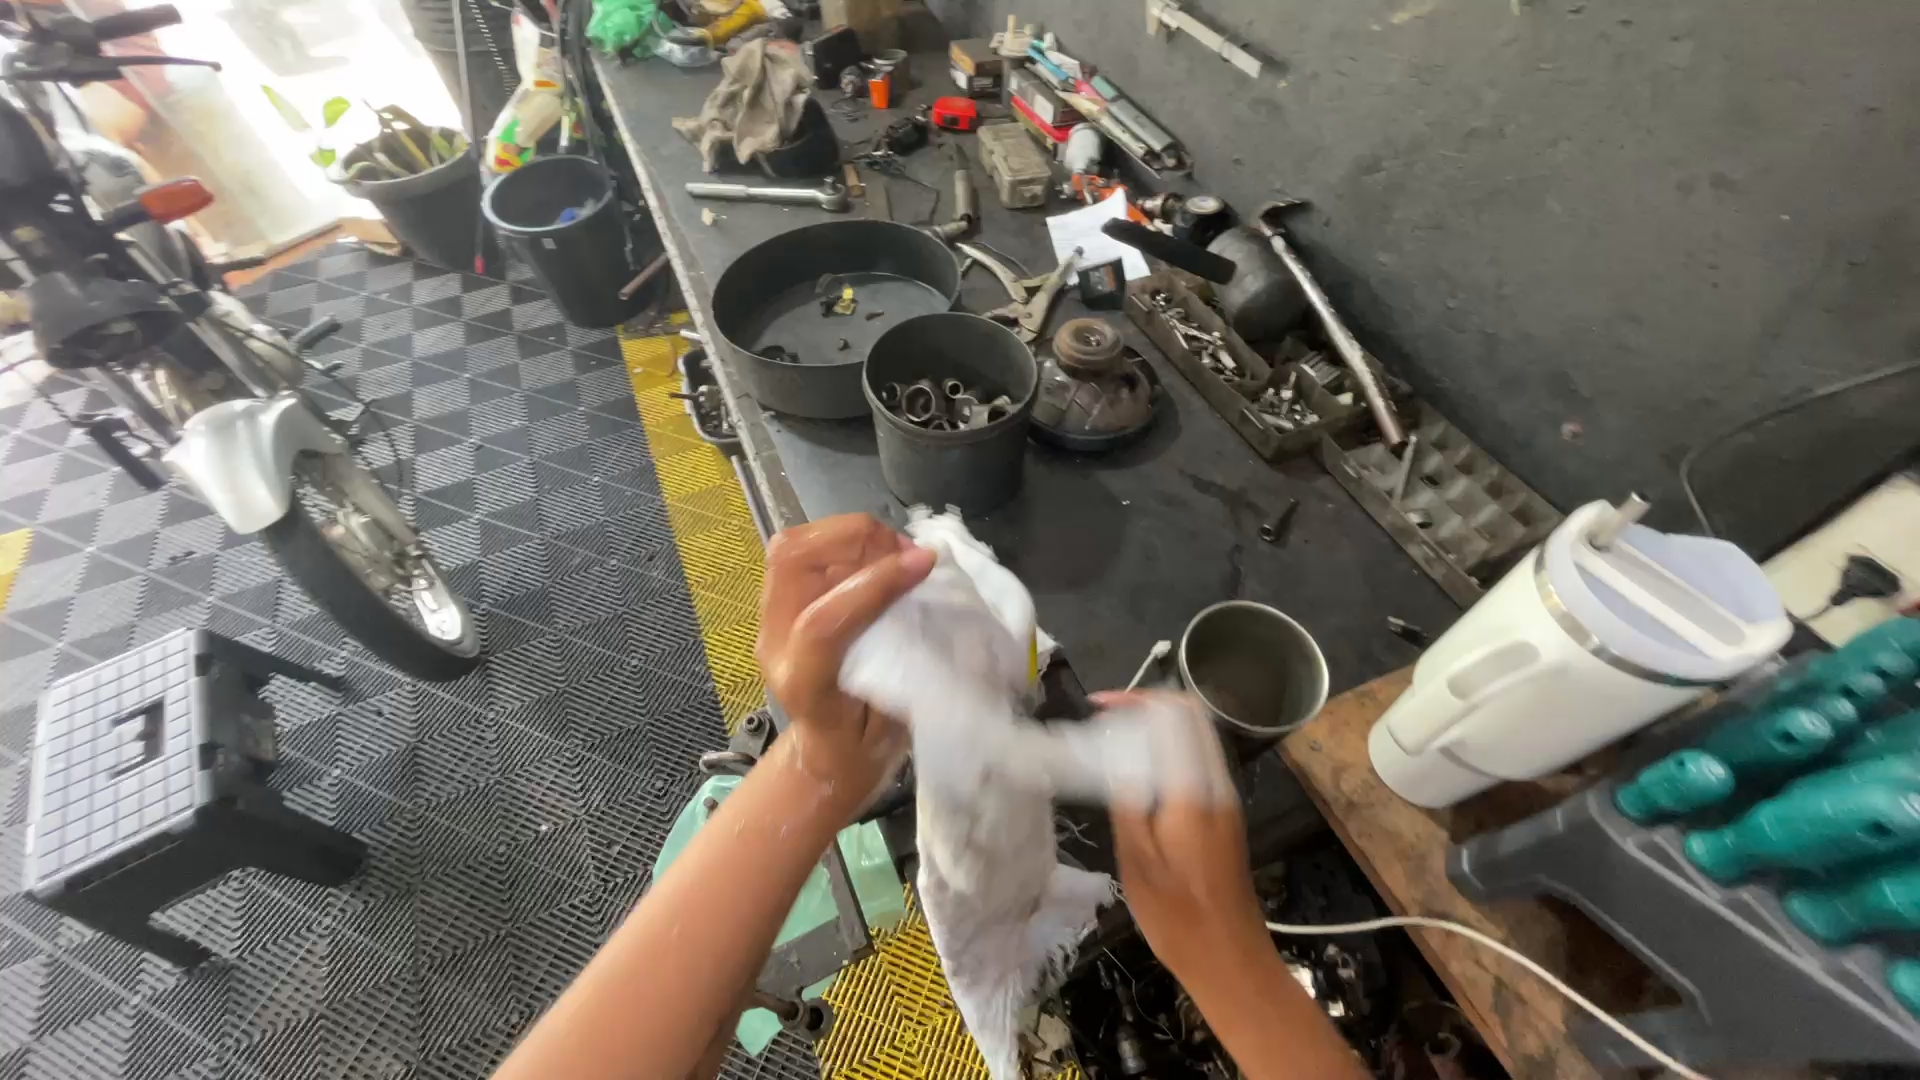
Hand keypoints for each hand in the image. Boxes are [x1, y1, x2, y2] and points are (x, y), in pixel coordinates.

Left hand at [757, 514, 934, 806]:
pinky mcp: (781, 602)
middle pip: (792, 562)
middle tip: (907, 550)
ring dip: (851, 533)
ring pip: (794, 545)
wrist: (827, 754)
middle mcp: (777, 646)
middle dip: (855, 538)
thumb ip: (909, 663)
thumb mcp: (895, 717)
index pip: (823, 623)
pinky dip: (846, 539)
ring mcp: (772, 619)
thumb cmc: (865, 744)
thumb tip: (936, 597)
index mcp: (805, 685)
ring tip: (896, 548)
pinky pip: (804, 549)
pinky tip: (880, 552)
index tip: (924, 564)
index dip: (875, 584)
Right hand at [1098, 691, 1269, 984]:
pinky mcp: (1222, 813)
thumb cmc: (1178, 917)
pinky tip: (1136, 772)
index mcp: (1194, 790)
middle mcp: (1216, 783)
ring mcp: (1224, 797)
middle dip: (1146, 705)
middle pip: (1190, 716)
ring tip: (1112, 741)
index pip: (1175, 715)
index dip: (1136, 698)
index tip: (1099, 706)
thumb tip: (1114, 748)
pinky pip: (1194, 760)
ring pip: (1193, 736)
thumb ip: (1127, 796)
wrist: (1232, 962)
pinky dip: (1165, 750)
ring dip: (1155, 726)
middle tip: (1105, 719)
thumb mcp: (1136, 859)